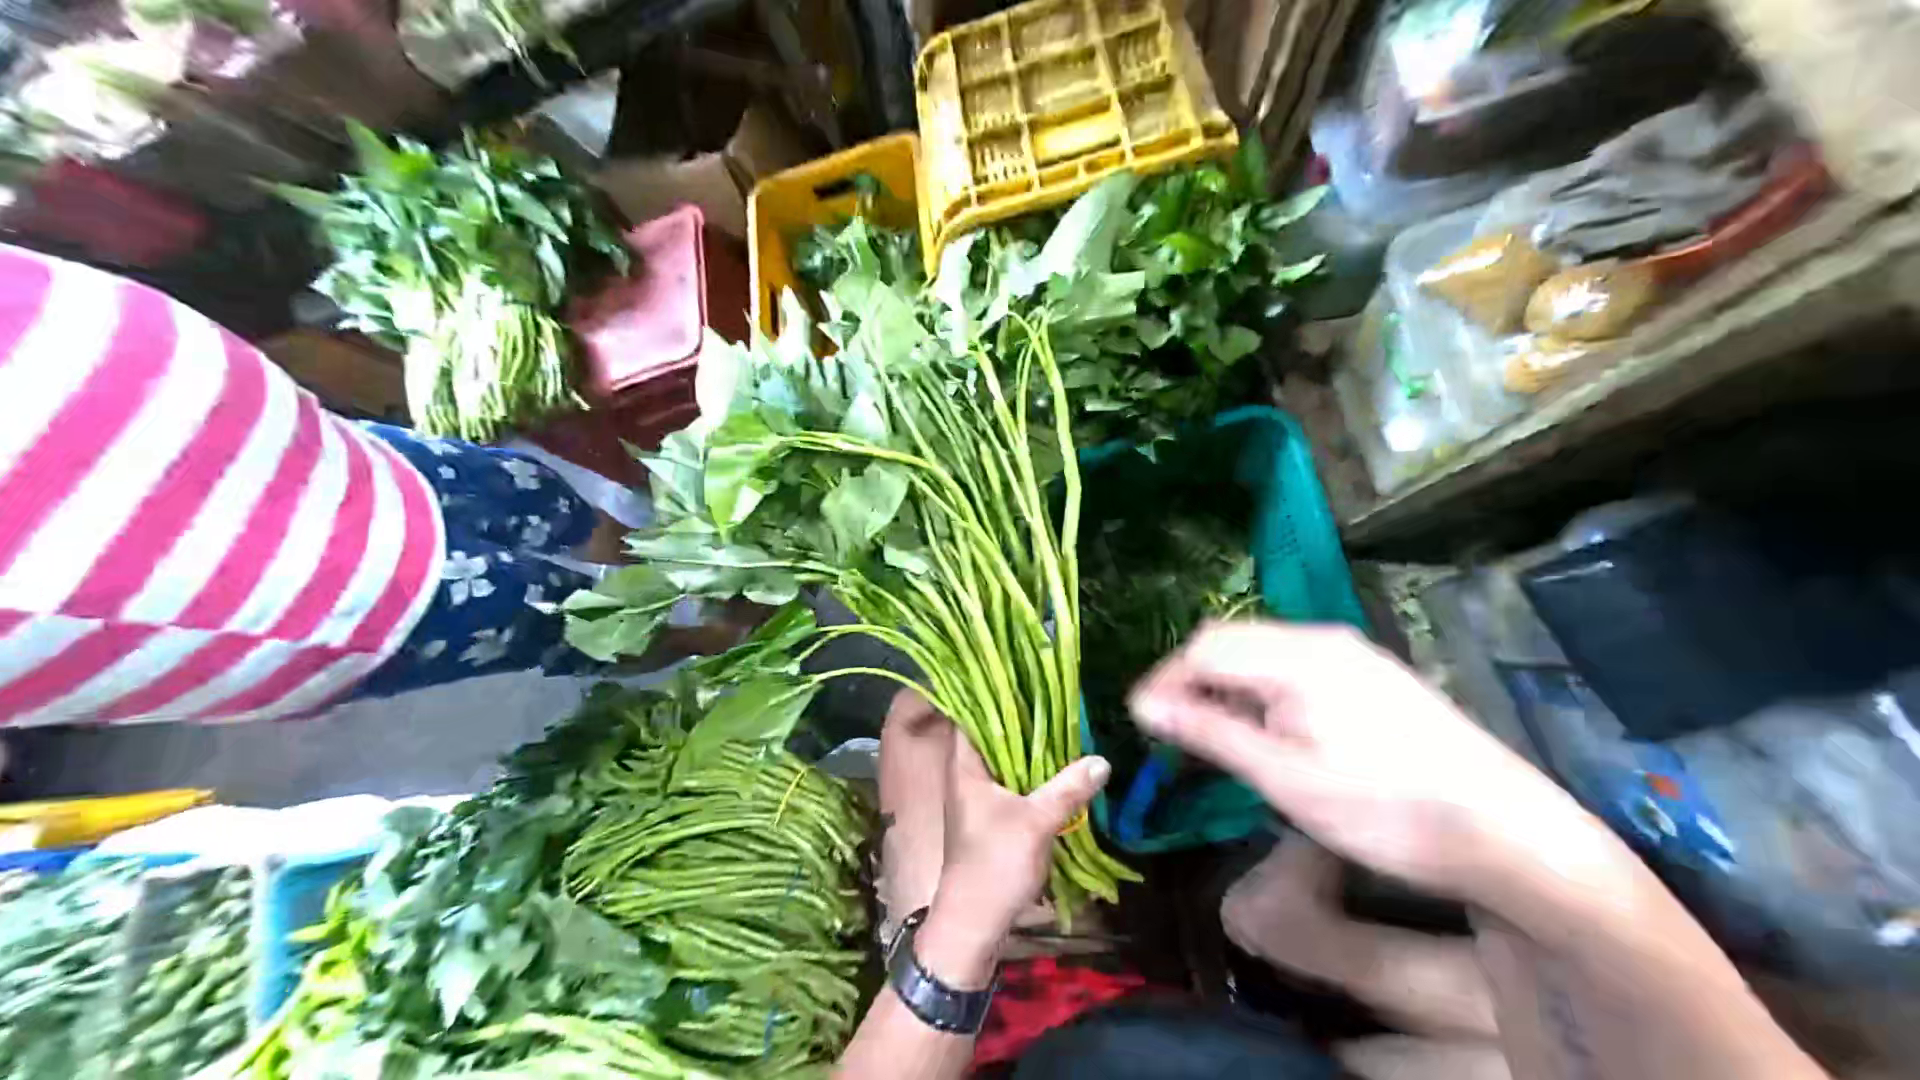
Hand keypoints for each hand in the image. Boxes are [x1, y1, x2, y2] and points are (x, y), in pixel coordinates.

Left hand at [883, 691, 1108, 986]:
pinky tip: (1058, 766)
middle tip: (1054, 696)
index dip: (992, 692)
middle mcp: (967, 773)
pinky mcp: (992, 814)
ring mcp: (979, 794)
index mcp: (964, 765)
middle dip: (1021, 717)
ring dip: (1029, 746)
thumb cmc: (994, 863)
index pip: (970, 713)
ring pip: (1005, 758)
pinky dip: (1032, 771)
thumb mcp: (1035, 823)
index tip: (1023, 675)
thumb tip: (1102, 760)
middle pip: (992, 733)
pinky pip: (1013, 780)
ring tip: (1062, 724)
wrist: (974, 922)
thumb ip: (1068, 788)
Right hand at [1129, 621, 1597, 902]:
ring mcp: (1351, 653)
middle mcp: (1322, 639)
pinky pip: (1292, 664)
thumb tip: (1141, 705)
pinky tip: (1266, 727)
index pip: (1203, 648)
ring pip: (1259, 651)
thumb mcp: (1284, 777)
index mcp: (1297, 656)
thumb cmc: (1387, 810)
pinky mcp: (1370, 674)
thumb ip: (1208, 731)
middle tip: (1172, 730)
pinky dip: (1259, 689)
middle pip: (1229, 640)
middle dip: (1191, 679)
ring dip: (1224, 684)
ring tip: (1212, 732)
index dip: (1164, 681)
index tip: (1140, 721)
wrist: (1515, 836)